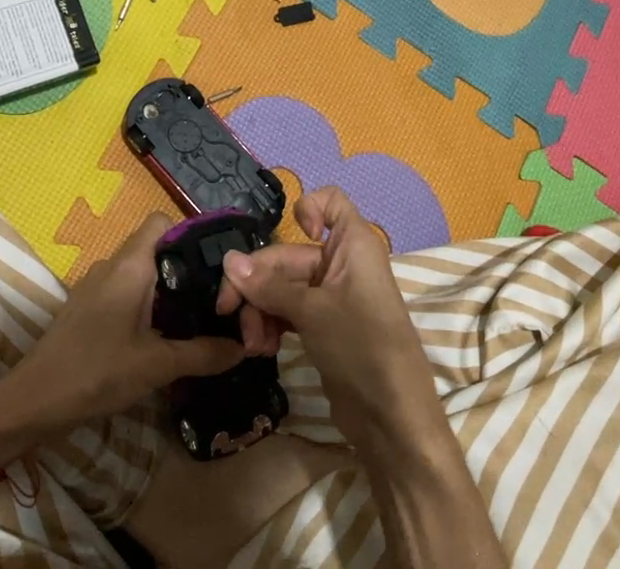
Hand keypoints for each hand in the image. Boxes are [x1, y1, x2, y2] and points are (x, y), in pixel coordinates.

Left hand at [0, 215, 247, 436]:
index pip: (162, 222)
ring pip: (142, 274)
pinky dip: (148, 306)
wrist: (35, 399)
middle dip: (189, 270)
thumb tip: (245, 348)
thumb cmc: (97, 372)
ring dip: (169, 291)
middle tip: (220, 299)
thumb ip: (204, 354)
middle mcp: (112, 266)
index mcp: (129, 266)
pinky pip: (126, 293)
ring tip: (201, 319)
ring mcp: (96, 287)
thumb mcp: (158, 366)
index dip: (192, 234)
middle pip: (156, 250)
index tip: (220, 264)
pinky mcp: (88, 309)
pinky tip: (165, 337)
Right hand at [216, 188, 439, 449]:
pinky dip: (270, 323)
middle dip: (256, 282)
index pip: (331, 202)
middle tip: (227, 311)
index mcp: (352, 246)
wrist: (393, 418)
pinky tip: (260, 348)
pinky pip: (286, 310)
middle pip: (287, 254)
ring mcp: (331, 297)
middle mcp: (342, 264)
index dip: (308, 207)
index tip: (292, 232)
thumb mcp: (311, 312)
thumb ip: (267, 286)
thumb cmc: (362, 347)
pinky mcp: (322, 326)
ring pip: (281, 286)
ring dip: (259, 309)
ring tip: (252, 344)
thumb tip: (226, 260)